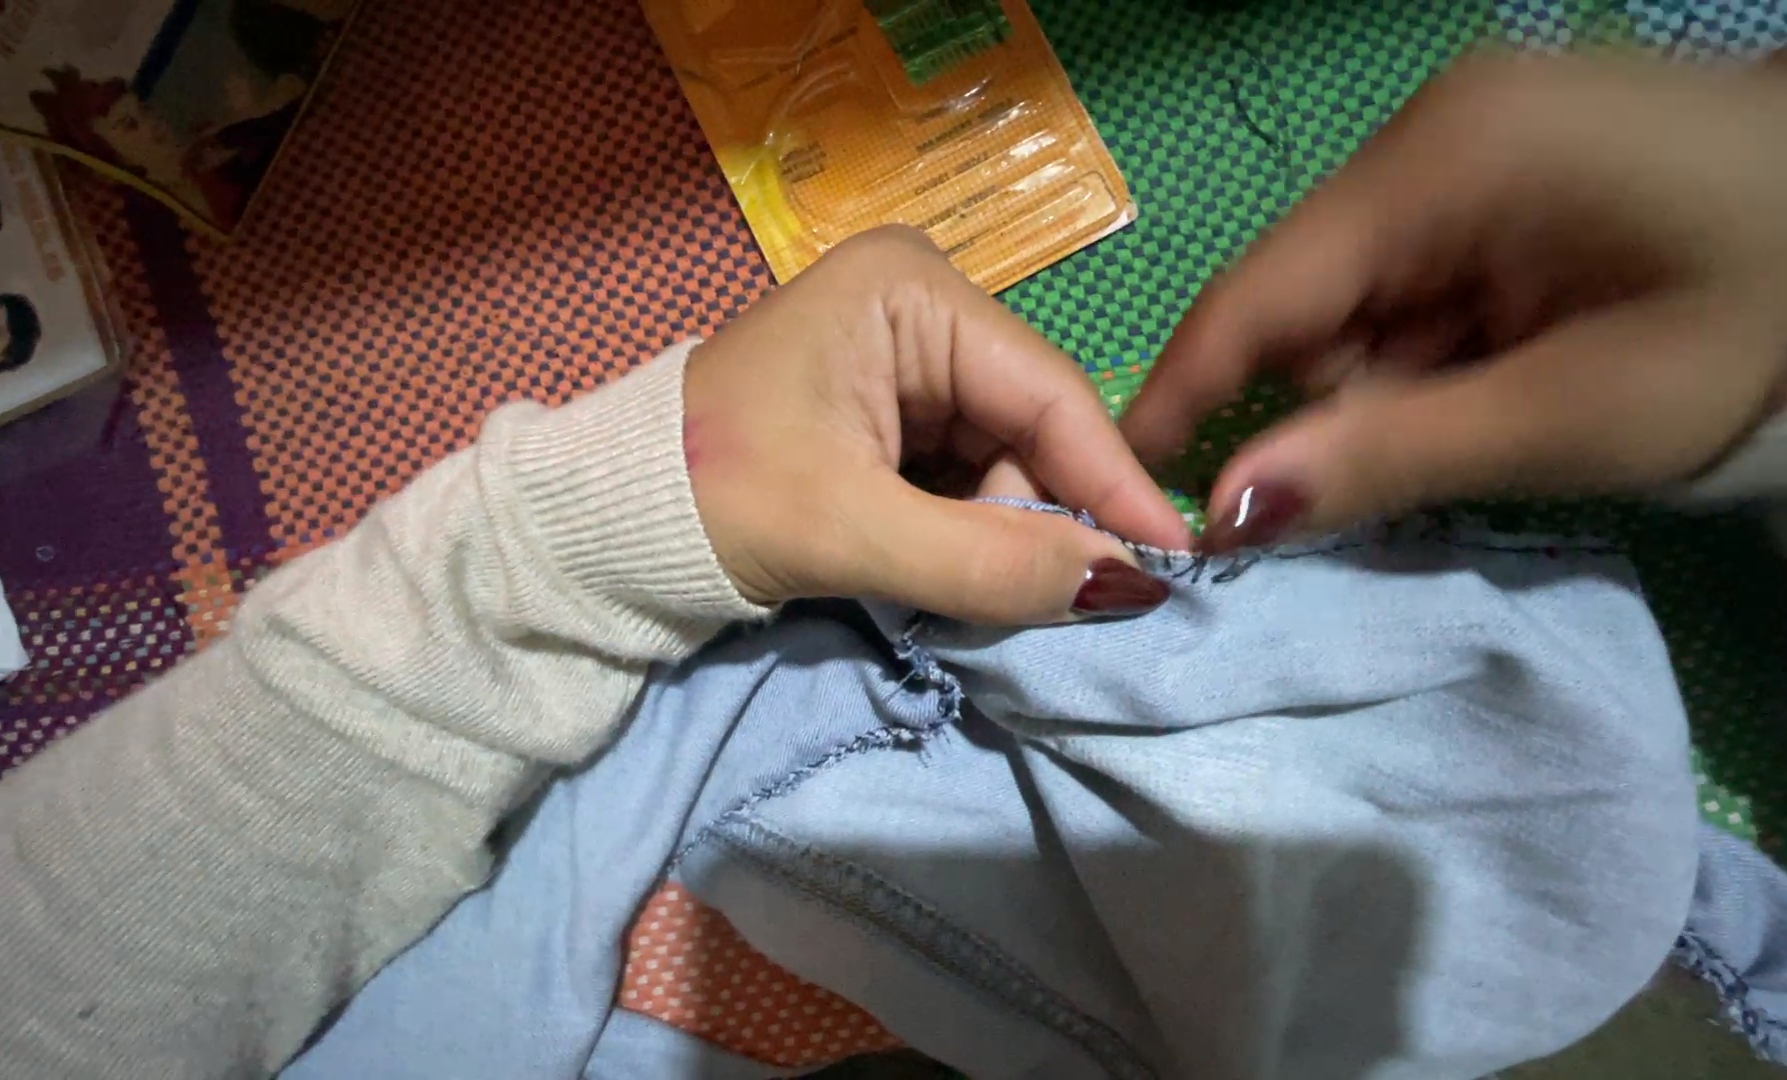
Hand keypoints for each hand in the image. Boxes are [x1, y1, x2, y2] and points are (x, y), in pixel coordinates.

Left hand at [683, 226, 1191, 623]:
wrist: (615, 520)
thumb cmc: (714, 497)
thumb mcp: (852, 532)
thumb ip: (988, 562)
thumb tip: (1125, 587)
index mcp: (910, 293)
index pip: (1047, 392)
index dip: (1113, 481)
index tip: (1171, 560)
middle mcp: (920, 309)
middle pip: (1030, 427)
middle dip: (1036, 515)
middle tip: (1027, 592)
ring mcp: (906, 358)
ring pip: (1003, 458)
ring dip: (996, 527)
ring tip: (934, 571)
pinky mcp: (893, 406)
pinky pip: (965, 472)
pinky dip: (967, 525)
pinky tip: (931, 553)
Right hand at [1120, 50, 1786, 549]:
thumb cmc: (1761, 331)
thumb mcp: (1562, 420)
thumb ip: (1378, 460)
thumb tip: (1226, 512)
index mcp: (1443, 165)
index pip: (1256, 295)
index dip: (1182, 390)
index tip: (1125, 469)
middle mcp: (1418, 140)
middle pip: (1288, 302)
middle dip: (1321, 393)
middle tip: (1420, 439)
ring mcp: (1438, 153)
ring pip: (1326, 304)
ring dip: (1368, 377)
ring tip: (1476, 393)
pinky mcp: (1458, 179)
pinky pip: (1372, 288)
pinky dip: (1399, 350)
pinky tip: (1479, 358)